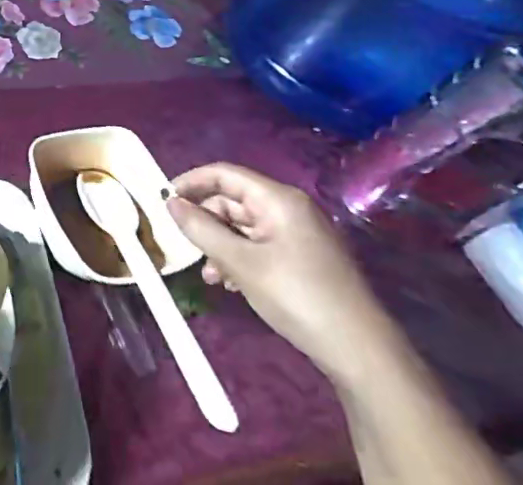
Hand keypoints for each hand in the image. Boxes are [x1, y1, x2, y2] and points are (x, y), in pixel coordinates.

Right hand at [166, 162, 402, 382]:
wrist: (358, 347)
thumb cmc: (297, 296)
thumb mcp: (243, 264)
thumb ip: (203, 231)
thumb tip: (171, 203)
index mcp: (278, 198)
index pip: (226, 173)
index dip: (192, 181)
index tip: (164, 200)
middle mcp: (289, 207)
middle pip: (236, 199)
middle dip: (207, 219)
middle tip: (183, 245)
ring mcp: (298, 232)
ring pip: (246, 226)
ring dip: (221, 244)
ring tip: (209, 275)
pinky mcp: (303, 257)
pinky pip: (261, 245)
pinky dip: (241, 258)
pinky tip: (231, 284)